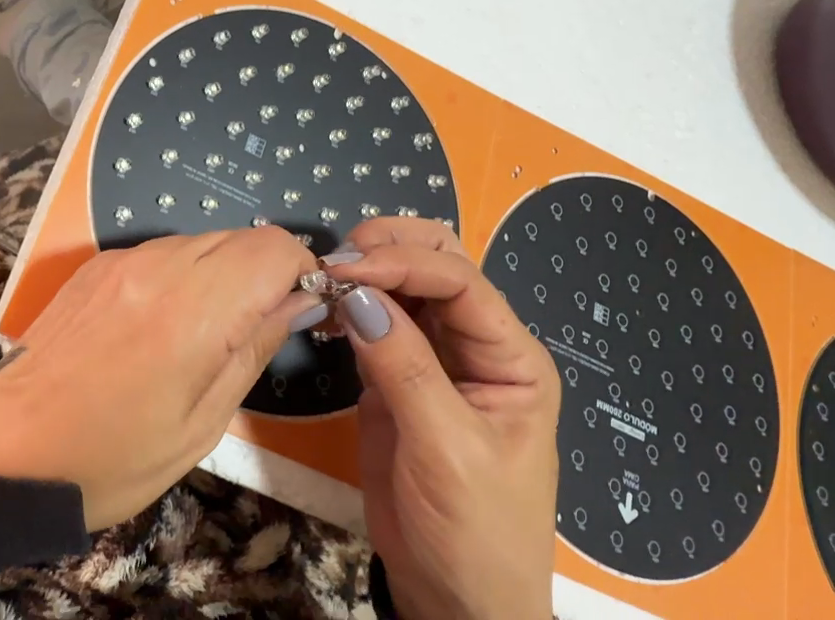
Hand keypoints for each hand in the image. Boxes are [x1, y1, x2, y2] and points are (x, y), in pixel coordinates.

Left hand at [0, 227, 319, 529]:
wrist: (3, 447)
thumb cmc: (110, 457)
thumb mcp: (201, 423)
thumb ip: (255, 347)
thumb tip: (300, 299)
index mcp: (191, 308)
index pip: (274, 247)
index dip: (300, 273)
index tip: (298, 313)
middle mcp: (157, 264)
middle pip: (240, 237)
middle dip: (264, 273)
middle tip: (255, 330)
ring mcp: (121, 258)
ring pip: (203, 240)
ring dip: (223, 273)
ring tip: (206, 335)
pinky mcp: (96, 264)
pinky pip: (162, 251)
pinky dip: (184, 274)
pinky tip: (165, 325)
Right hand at [331, 218, 560, 619]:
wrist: (455, 598)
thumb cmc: (475, 531)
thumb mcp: (448, 451)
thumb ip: (405, 368)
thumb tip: (358, 294)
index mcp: (510, 357)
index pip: (460, 281)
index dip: (404, 262)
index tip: (348, 269)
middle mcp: (474, 344)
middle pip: (437, 263)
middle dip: (388, 249)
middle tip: (336, 264)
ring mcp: (433, 357)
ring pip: (402, 284)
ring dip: (365, 272)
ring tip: (324, 283)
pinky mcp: (395, 375)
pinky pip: (374, 320)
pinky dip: (349, 306)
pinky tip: (326, 312)